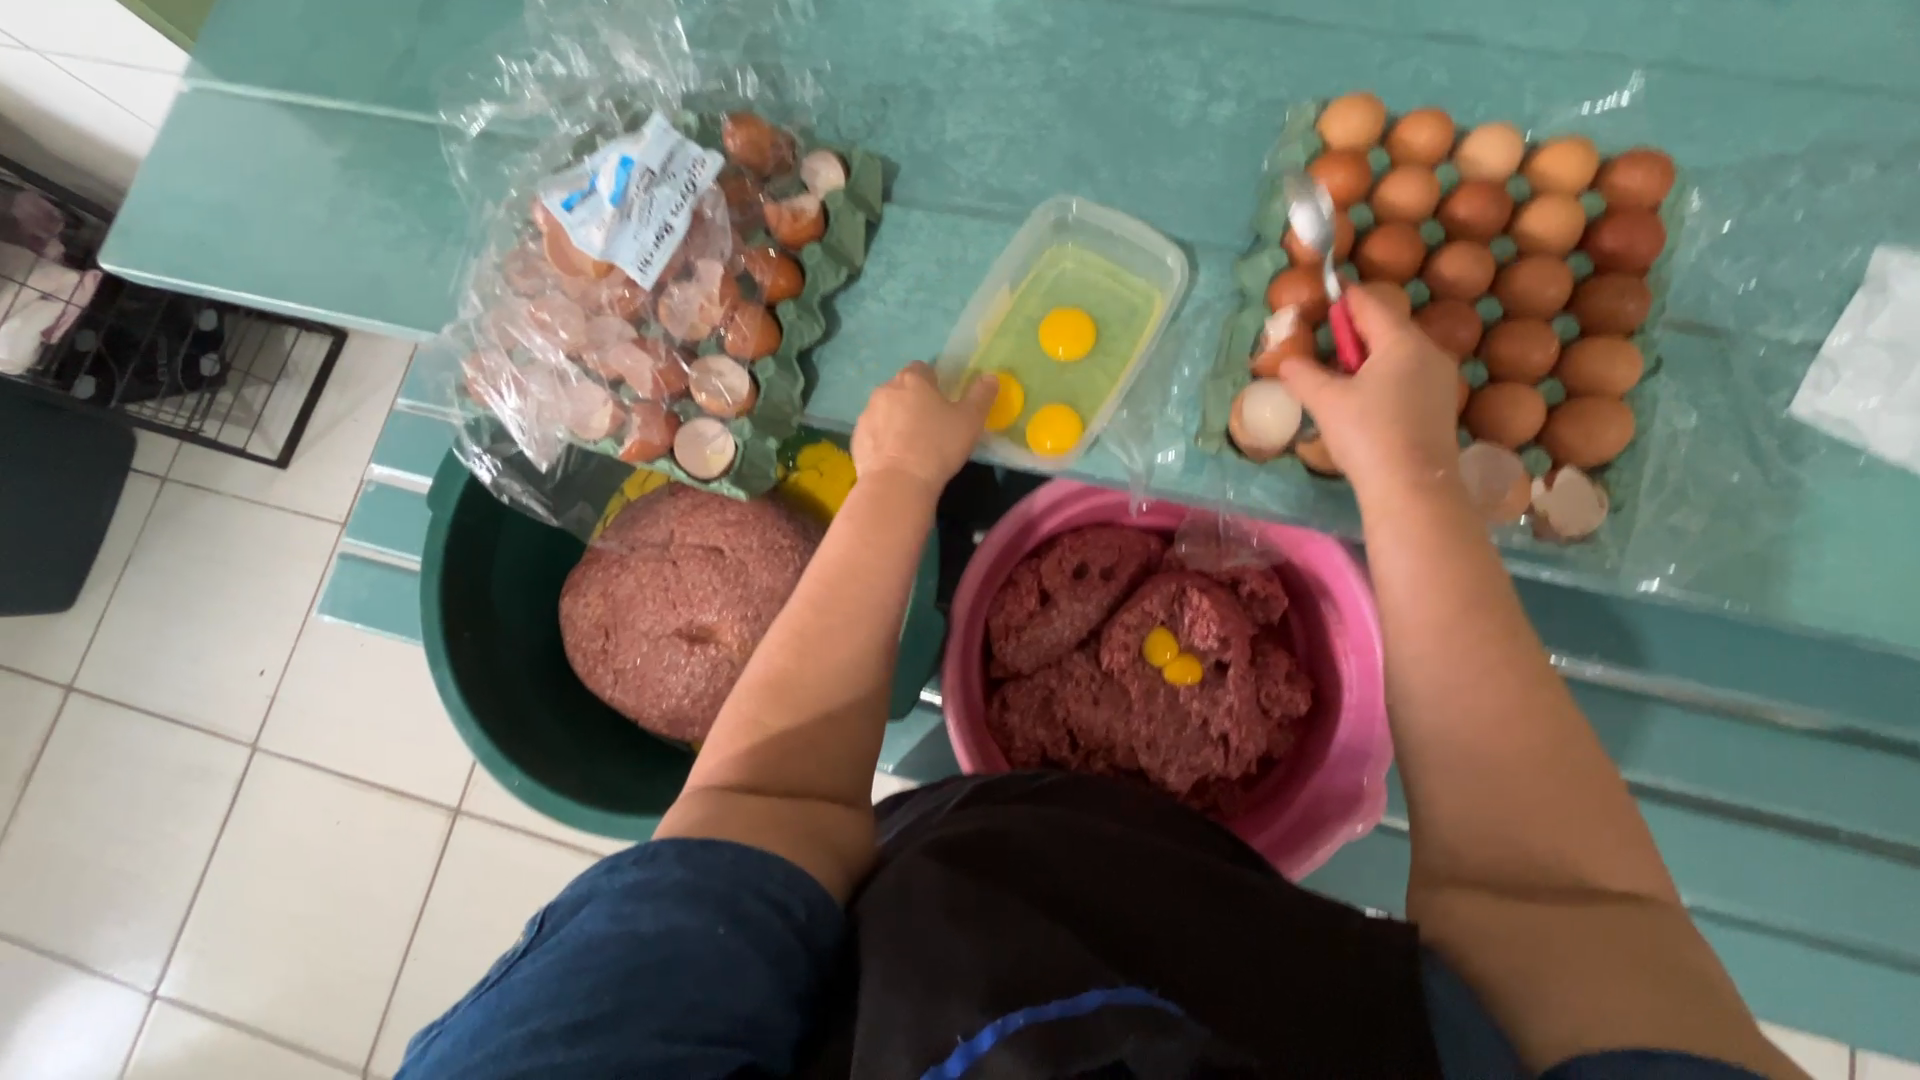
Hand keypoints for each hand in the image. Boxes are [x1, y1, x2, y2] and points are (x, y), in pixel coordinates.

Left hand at [852, 362, 996, 495]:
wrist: (897, 482)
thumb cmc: (938, 446)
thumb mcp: (970, 421)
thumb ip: (981, 396)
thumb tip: (990, 377)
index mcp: (913, 380)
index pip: (922, 369)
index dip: (933, 382)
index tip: (942, 401)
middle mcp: (885, 390)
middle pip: (901, 388)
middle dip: (913, 401)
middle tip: (930, 425)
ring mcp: (867, 414)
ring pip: (885, 410)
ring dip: (896, 420)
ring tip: (911, 445)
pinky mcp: (857, 439)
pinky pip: (873, 433)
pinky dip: (883, 441)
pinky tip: (896, 459)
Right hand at [1276, 286, 1461, 496]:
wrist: (1413, 488)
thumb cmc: (1368, 434)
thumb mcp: (1325, 402)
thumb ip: (1302, 375)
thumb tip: (1287, 362)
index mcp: (1402, 341)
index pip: (1369, 304)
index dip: (1343, 298)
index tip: (1324, 294)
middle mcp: (1428, 352)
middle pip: (1385, 330)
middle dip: (1352, 334)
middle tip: (1322, 348)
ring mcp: (1439, 381)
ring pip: (1395, 357)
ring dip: (1365, 361)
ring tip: (1336, 382)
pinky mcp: (1439, 407)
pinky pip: (1405, 379)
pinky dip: (1380, 381)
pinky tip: (1361, 406)